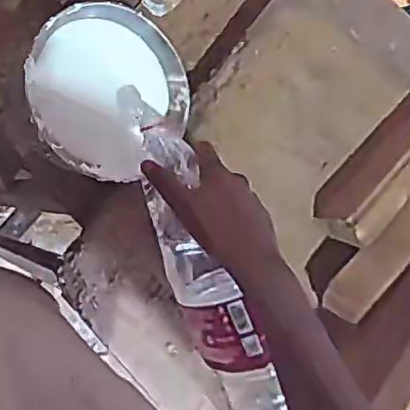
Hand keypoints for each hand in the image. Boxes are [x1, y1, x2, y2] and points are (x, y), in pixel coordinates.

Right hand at [141, 142, 281, 276]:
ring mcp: (252, 199)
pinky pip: (244, 207)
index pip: (205, 150)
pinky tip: (226, 227)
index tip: (186, 153)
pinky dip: (234, 211)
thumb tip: (147, 163)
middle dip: (206, 177)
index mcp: (217, 174)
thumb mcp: (182, 205)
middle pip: (219, 171)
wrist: (253, 260)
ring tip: (208, 211)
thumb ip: (165, 183)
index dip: (194, 148)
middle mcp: (238, 180)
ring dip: (221, 195)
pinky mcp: (262, 217)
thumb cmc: (213, 229)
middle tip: (191, 189)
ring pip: (233, 190)